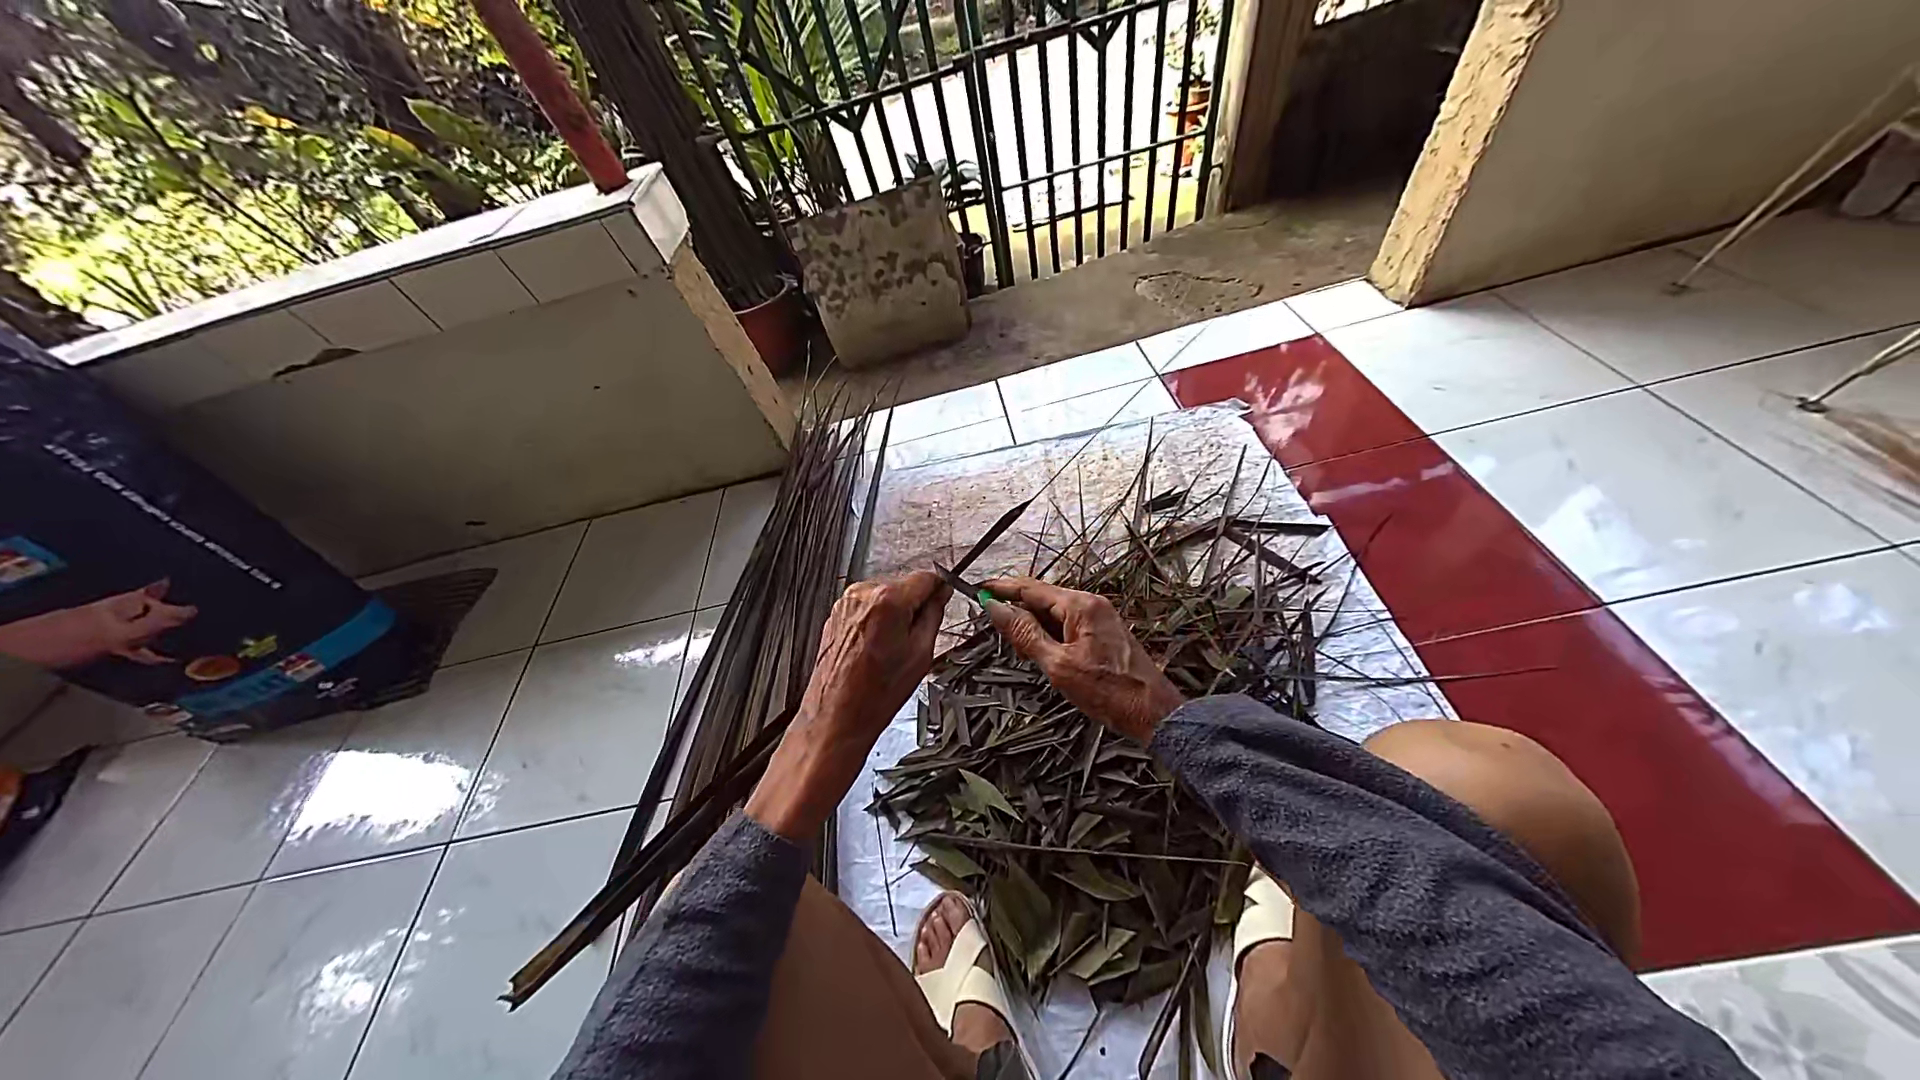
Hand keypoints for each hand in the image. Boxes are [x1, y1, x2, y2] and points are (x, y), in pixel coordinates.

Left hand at [746, 570, 951, 841]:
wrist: (836, 716)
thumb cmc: (874, 694)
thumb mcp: (921, 654)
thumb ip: (933, 615)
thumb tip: (940, 595)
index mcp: (888, 600)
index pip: (926, 576)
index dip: (940, 588)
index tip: (944, 597)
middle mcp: (863, 594)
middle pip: (904, 585)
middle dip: (915, 605)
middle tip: (918, 636)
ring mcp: (846, 603)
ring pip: (885, 596)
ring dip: (895, 614)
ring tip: (893, 649)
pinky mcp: (836, 614)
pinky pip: (868, 608)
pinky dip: (877, 622)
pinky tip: (877, 650)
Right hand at [981, 576, 1183, 742]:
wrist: (1153, 712)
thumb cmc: (1109, 692)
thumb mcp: (1058, 665)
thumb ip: (1025, 634)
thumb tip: (996, 609)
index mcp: (1081, 605)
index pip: (1031, 588)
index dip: (1002, 588)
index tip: (979, 589)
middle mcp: (1091, 603)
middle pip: (1042, 598)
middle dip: (1016, 609)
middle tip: (991, 622)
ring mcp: (1099, 617)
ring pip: (1054, 612)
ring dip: (1032, 624)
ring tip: (1015, 643)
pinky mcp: (1102, 632)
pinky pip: (1067, 623)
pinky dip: (1048, 633)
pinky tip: (1039, 651)